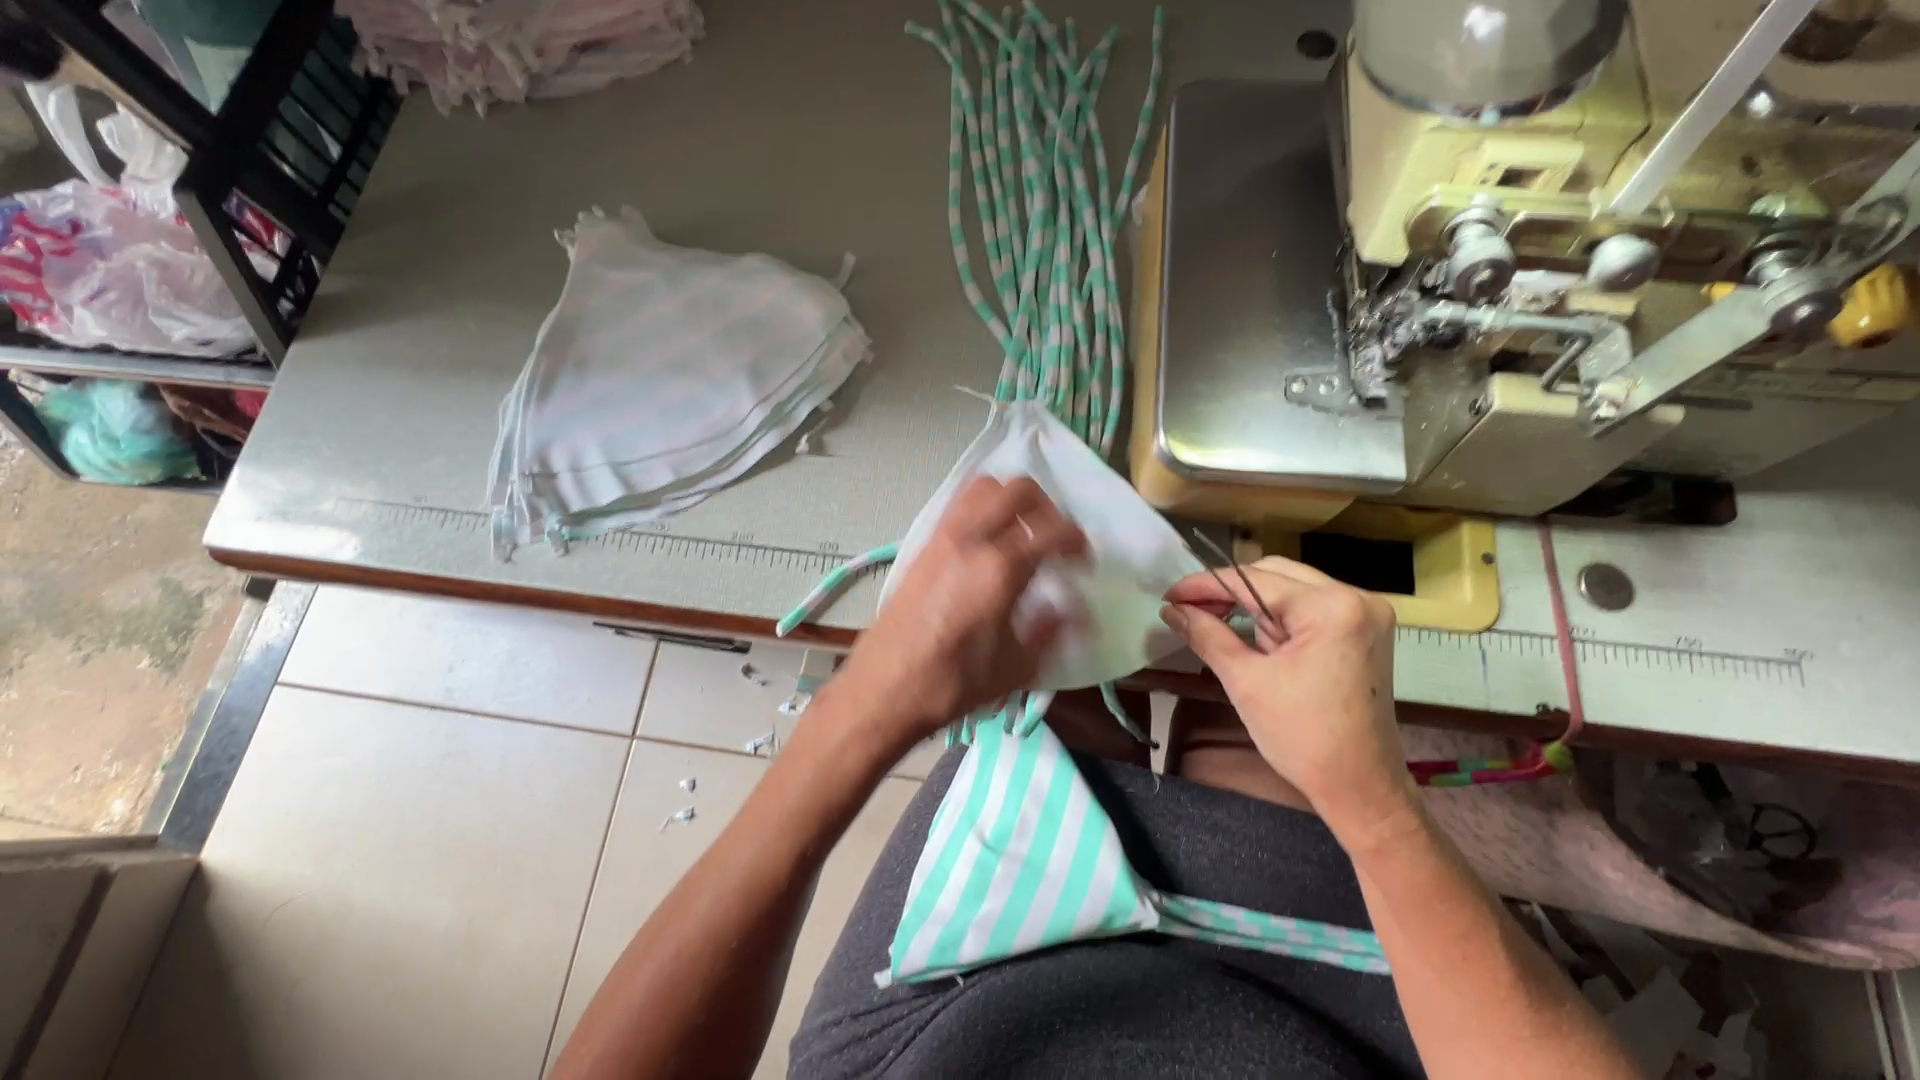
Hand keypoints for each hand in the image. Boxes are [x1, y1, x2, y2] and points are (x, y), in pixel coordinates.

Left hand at [831, 476, 1086, 751]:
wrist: (882, 690)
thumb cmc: (951, 685)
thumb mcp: (1016, 667)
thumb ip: (1052, 629)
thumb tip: (1076, 611)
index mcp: (999, 568)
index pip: (1053, 529)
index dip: (1077, 542)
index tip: (1083, 564)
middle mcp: (970, 540)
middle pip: (1019, 490)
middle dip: (1048, 509)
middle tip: (1055, 541)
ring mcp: (941, 538)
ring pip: (984, 487)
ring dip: (1011, 501)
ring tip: (1022, 534)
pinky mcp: (921, 546)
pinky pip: (958, 505)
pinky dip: (982, 510)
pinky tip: (989, 546)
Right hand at [1159, 557, 1417, 842]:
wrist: (1359, 786)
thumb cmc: (1303, 738)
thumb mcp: (1245, 682)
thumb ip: (1207, 635)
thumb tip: (1172, 610)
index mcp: (1331, 608)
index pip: (1254, 580)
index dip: (1206, 585)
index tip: (1169, 596)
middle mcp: (1356, 598)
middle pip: (1276, 574)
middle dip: (1229, 591)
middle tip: (1188, 609)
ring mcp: (1366, 613)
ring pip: (1292, 588)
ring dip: (1252, 603)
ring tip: (1216, 624)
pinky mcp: (1365, 631)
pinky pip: (1310, 607)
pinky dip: (1278, 617)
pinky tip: (1252, 635)